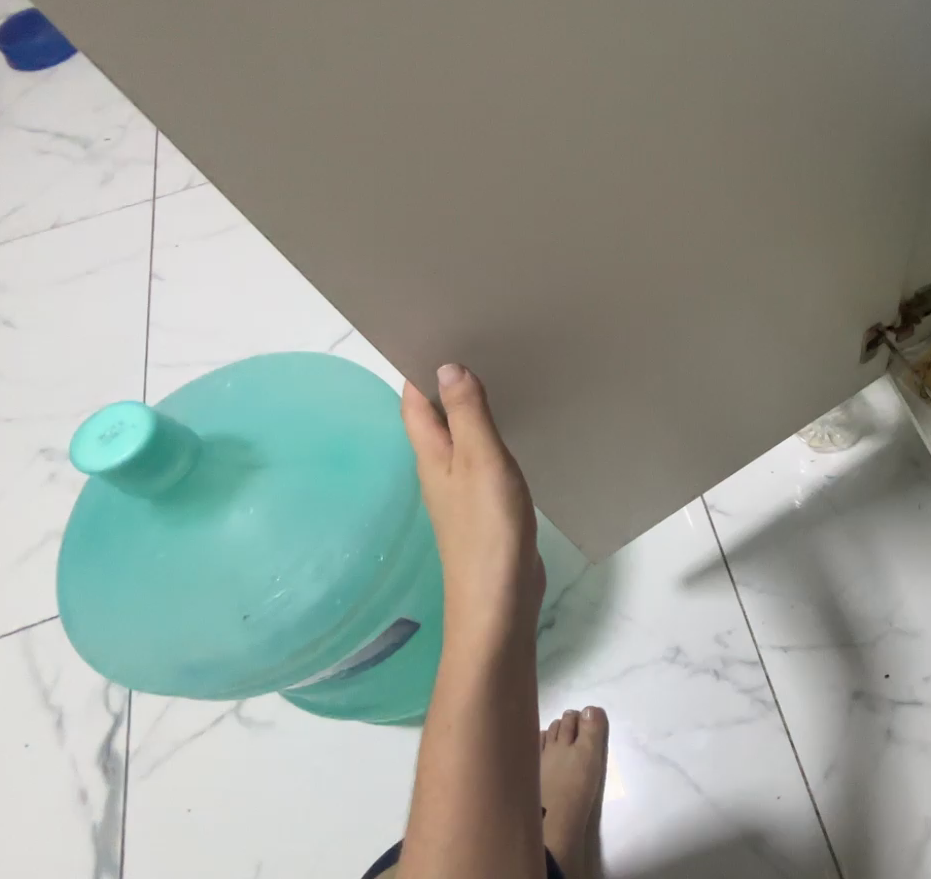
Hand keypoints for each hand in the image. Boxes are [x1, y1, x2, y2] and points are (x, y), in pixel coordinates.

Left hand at [401, 364, 545, 639]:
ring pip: (461, 437)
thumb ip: (468, 414)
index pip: (415, 402)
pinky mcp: (485, 506)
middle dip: (448, 383)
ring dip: (471, 409)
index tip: (442, 332)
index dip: (421, 368)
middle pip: (436, 417)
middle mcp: (440, 468)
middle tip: (479, 346)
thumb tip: (446, 366)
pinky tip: (515, 430)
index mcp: (431, 455)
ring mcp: (462, 490)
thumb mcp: (481, 461)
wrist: (499, 599)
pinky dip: (492, 436)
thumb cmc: (487, 528)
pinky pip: (483, 459)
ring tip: (498, 377)